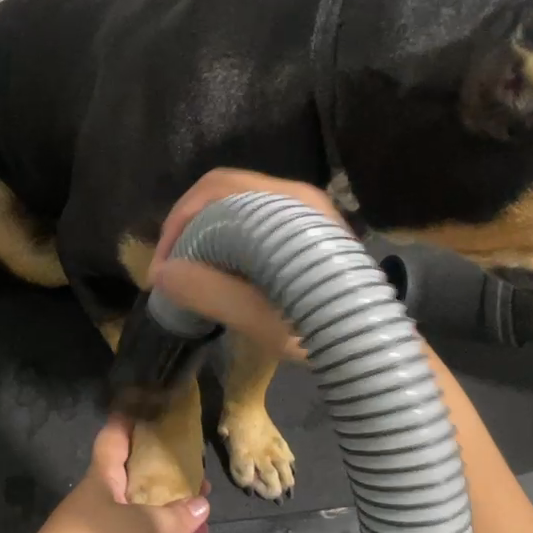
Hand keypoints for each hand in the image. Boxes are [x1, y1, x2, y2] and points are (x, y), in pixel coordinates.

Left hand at [1, 416, 210, 532]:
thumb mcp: (137, 525)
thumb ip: (172, 516)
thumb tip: (203, 505)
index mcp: (103, 476)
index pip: (116, 435)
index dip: (132, 419)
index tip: (158, 408)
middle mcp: (103, 497)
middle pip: (139, 478)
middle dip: (170, 481)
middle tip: (201, 483)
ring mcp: (104, 528)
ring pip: (144, 515)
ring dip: (172, 522)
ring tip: (202, 529)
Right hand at [149, 167, 348, 362]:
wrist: (372, 342)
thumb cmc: (320, 331)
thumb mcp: (263, 320)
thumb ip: (212, 294)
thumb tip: (161, 274)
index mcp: (287, 207)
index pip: (215, 190)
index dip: (178, 223)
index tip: (161, 267)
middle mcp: (295, 196)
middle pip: (221, 189)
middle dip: (184, 225)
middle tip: (167, 269)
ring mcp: (302, 208)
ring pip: (233, 200)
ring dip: (201, 230)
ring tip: (185, 269)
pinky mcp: (302, 225)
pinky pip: (249, 213)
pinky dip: (221, 233)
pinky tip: (214, 266)